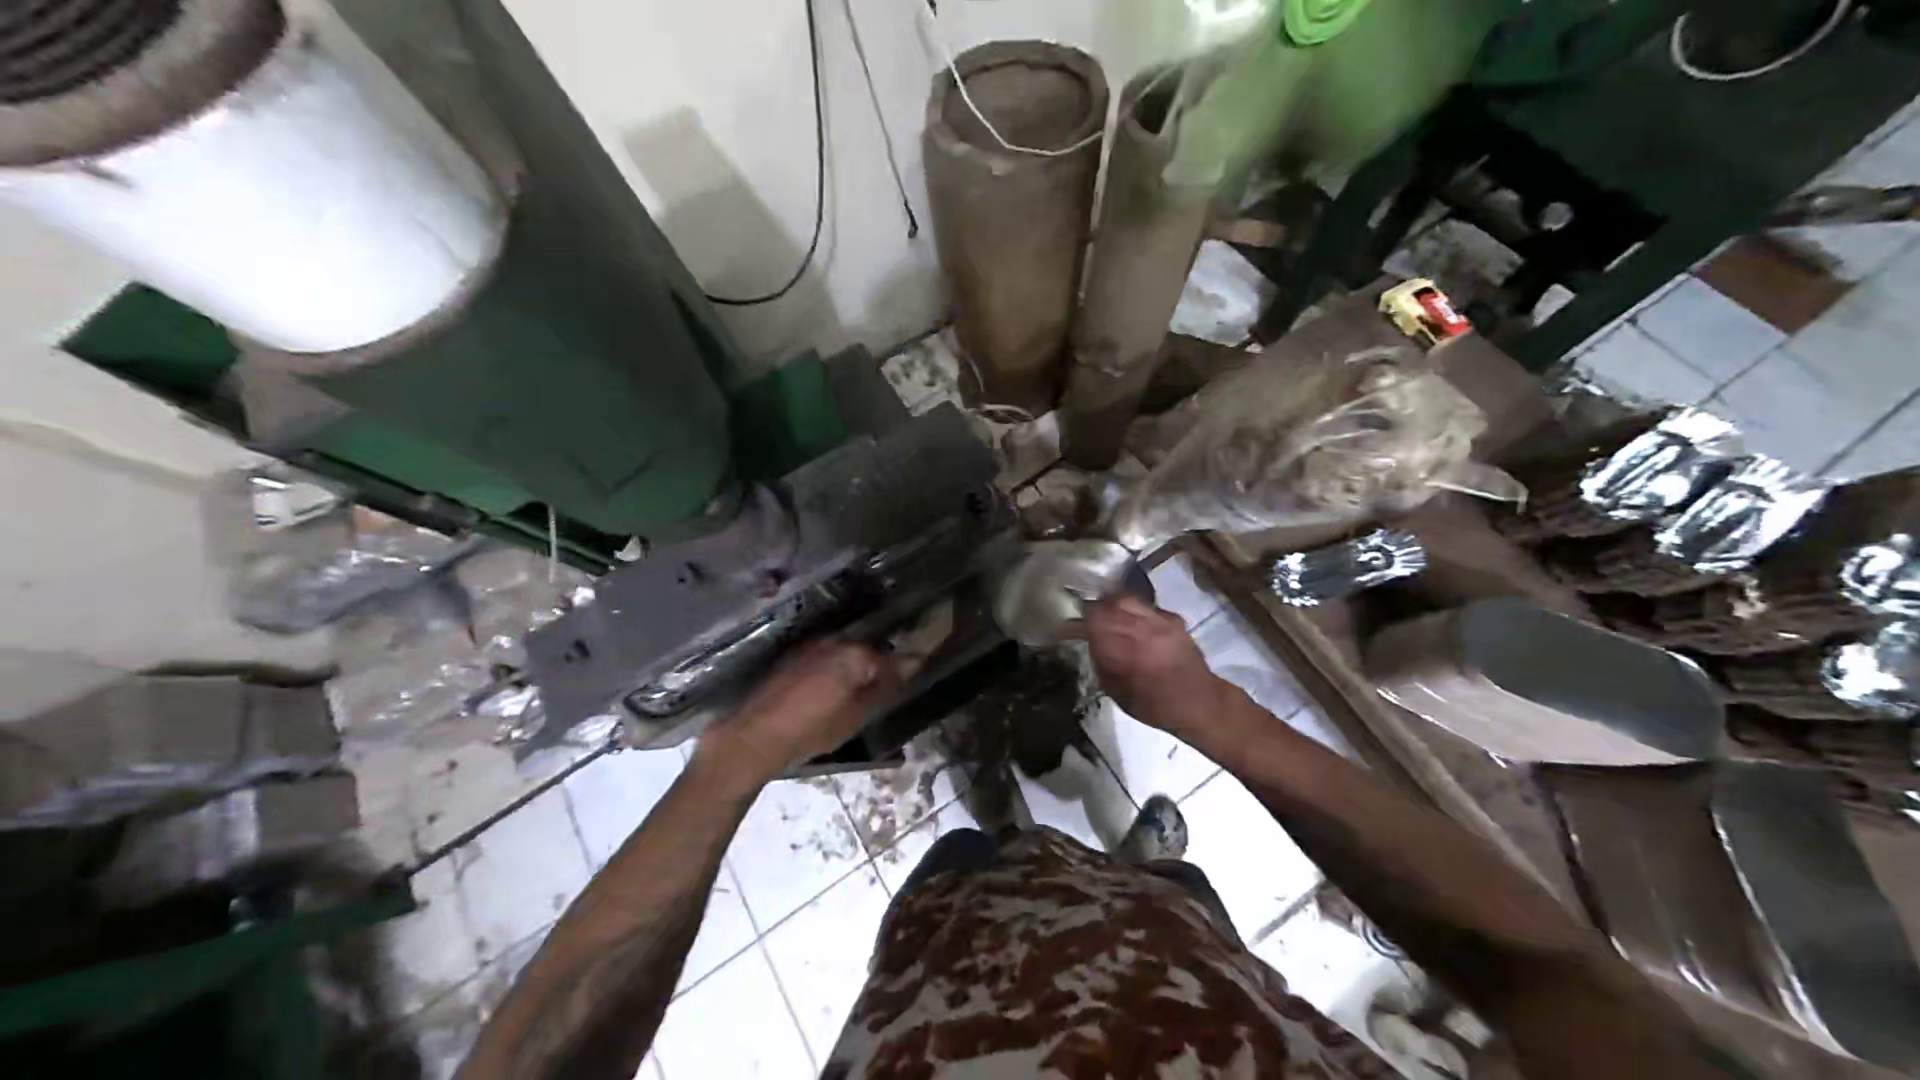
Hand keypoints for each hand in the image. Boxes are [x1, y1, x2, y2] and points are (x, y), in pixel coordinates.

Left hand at [695, 641, 899, 789]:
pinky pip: (822, 659)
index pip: (892, 659)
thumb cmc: (812, 730)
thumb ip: (885, 686)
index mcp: (856, 655)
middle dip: (874, 670)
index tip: (910, 680)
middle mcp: (834, 642)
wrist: (754, 736)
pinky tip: (825, 694)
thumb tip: (913, 662)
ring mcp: (810, 647)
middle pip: (866, 653)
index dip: (904, 671)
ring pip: (842, 655)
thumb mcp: (856, 716)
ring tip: (850, 696)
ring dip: (850, 670)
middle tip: (877, 695)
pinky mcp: (791, 657)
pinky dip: (829, 672)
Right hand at [1073, 596, 1226, 736]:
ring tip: (1109, 613)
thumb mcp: (1114, 688)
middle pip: (1107, 603)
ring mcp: (1156, 619)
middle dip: (1095, 608)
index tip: (1071, 627)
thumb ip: (1100, 659)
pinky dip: (1135, 609)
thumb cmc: (1152, 704)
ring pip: (1126, 598)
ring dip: (1113, 604)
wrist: (1198, 703)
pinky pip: (1146, 605)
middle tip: (1089, 618)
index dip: (1078, 620)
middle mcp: (1137, 628)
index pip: (1090, 618)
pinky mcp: (1172, 618)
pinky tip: (1134, 620)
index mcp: (1119, 647)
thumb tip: (1089, 640)